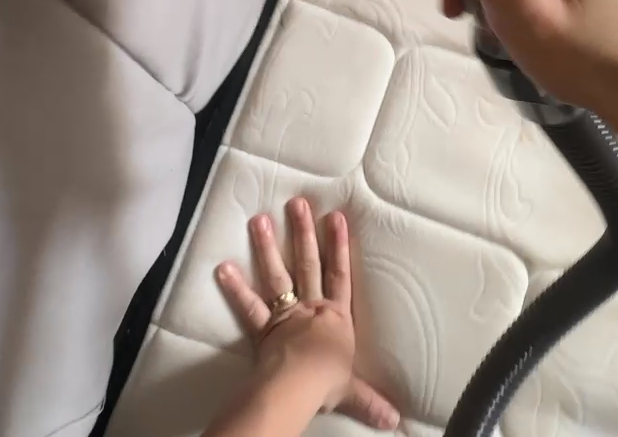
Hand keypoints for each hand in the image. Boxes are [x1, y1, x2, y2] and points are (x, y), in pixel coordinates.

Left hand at [215, 198, 400, 430]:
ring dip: (267, 247)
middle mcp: (311, 308)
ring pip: (278, 275)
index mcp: (335, 317)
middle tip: (297, 203)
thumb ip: (369, 399)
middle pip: (308, 264)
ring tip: (258, 219)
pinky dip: (235, 288)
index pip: (339, 274)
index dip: (339, 245)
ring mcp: (285, 314)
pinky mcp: (264, 328)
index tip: (336, 216)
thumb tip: (395, 421)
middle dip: (303, 232)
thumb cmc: (327, 382)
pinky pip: (248, 306)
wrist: (300, 388)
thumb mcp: (353, 389)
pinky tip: (222, 267)